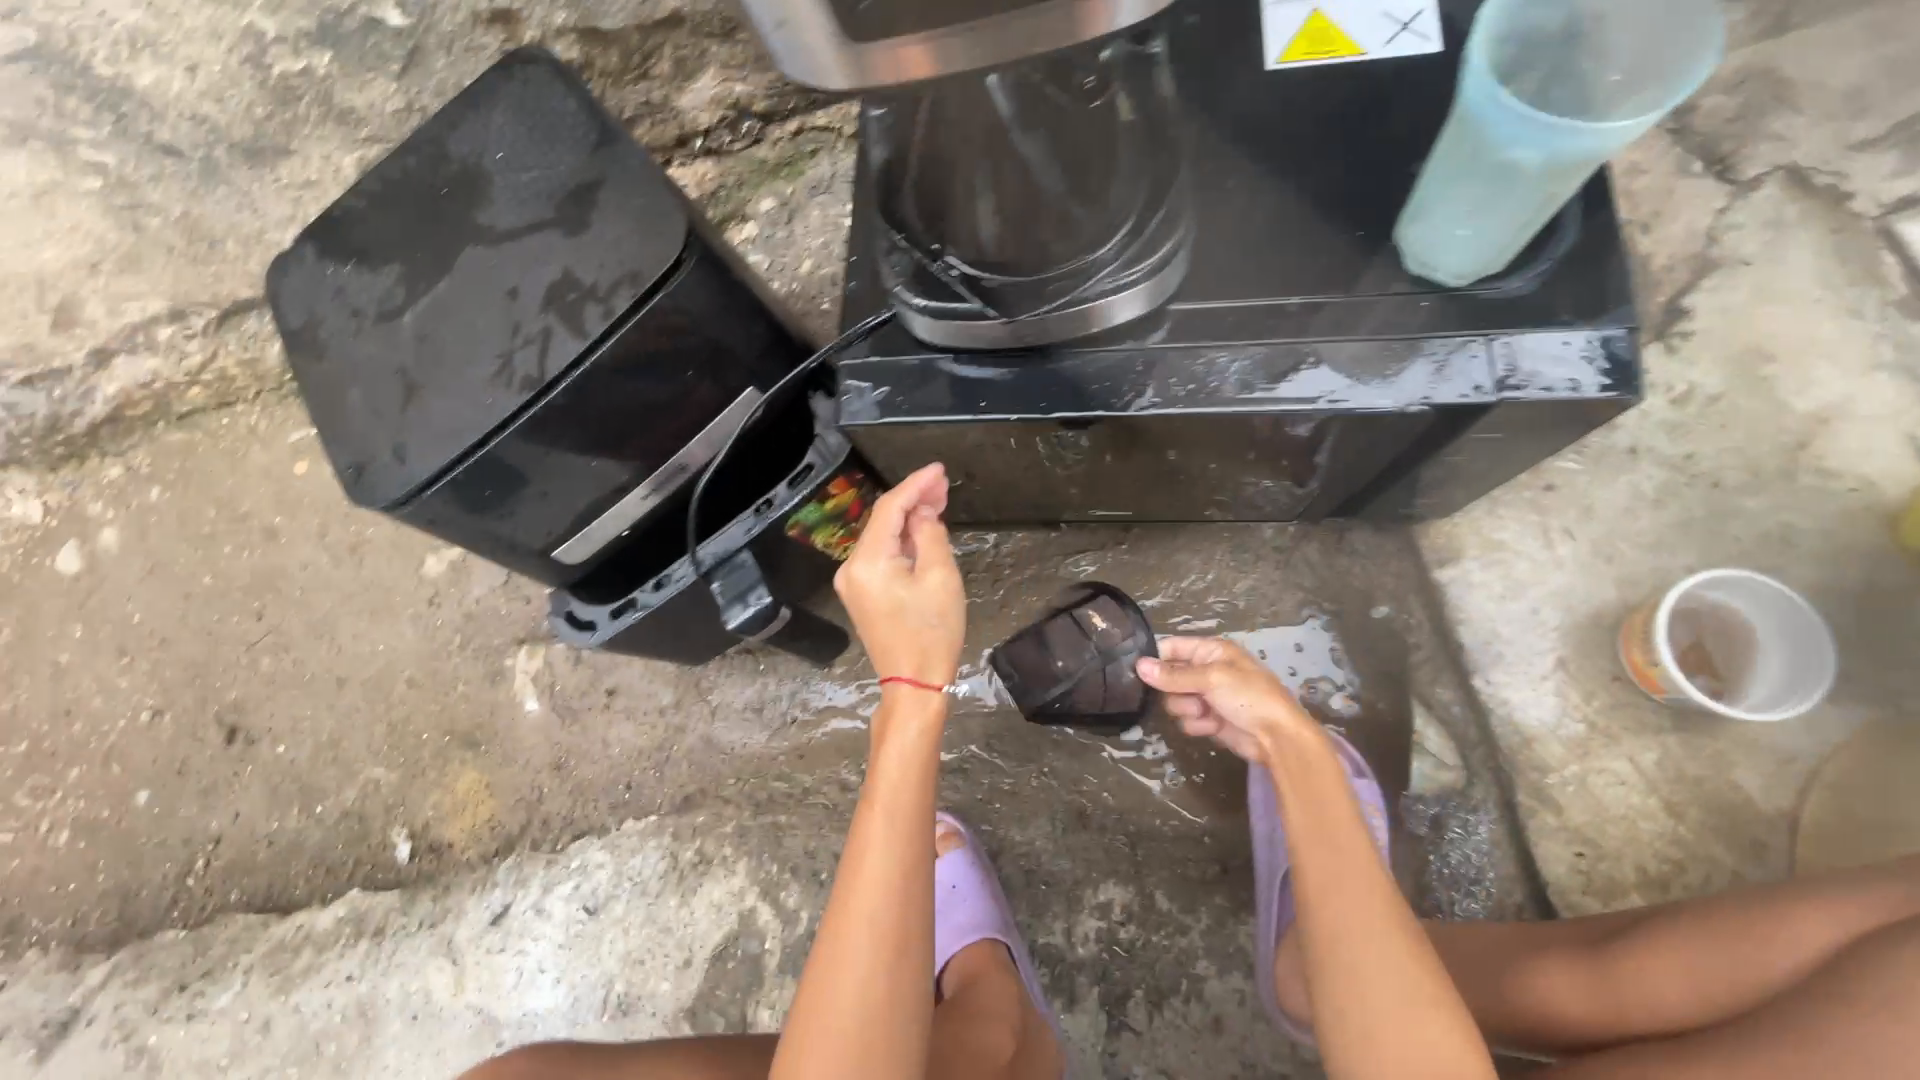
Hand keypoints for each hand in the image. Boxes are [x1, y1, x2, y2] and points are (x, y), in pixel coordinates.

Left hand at [834, 463, 965, 687]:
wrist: (915, 683)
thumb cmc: (932, 633)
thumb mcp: (940, 577)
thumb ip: (930, 534)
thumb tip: (923, 512)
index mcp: (867, 561)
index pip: (889, 508)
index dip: (915, 485)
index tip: (940, 470)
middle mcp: (851, 568)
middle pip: (882, 521)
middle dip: (913, 500)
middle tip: (945, 485)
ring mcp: (853, 582)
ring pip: (882, 538)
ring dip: (909, 520)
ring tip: (939, 503)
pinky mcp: (861, 594)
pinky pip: (881, 556)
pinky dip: (901, 542)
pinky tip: (923, 531)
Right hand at [1136, 637, 1316, 762]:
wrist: (1277, 737)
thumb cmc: (1249, 696)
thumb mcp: (1211, 679)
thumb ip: (1173, 675)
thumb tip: (1138, 665)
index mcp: (1210, 651)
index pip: (1171, 648)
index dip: (1155, 659)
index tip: (1140, 674)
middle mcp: (1206, 670)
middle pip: (1168, 677)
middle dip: (1175, 690)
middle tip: (1190, 696)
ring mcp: (1207, 696)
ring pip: (1174, 701)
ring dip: (1187, 710)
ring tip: (1207, 713)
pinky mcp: (1209, 719)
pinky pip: (1186, 720)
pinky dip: (1197, 725)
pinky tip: (1214, 726)